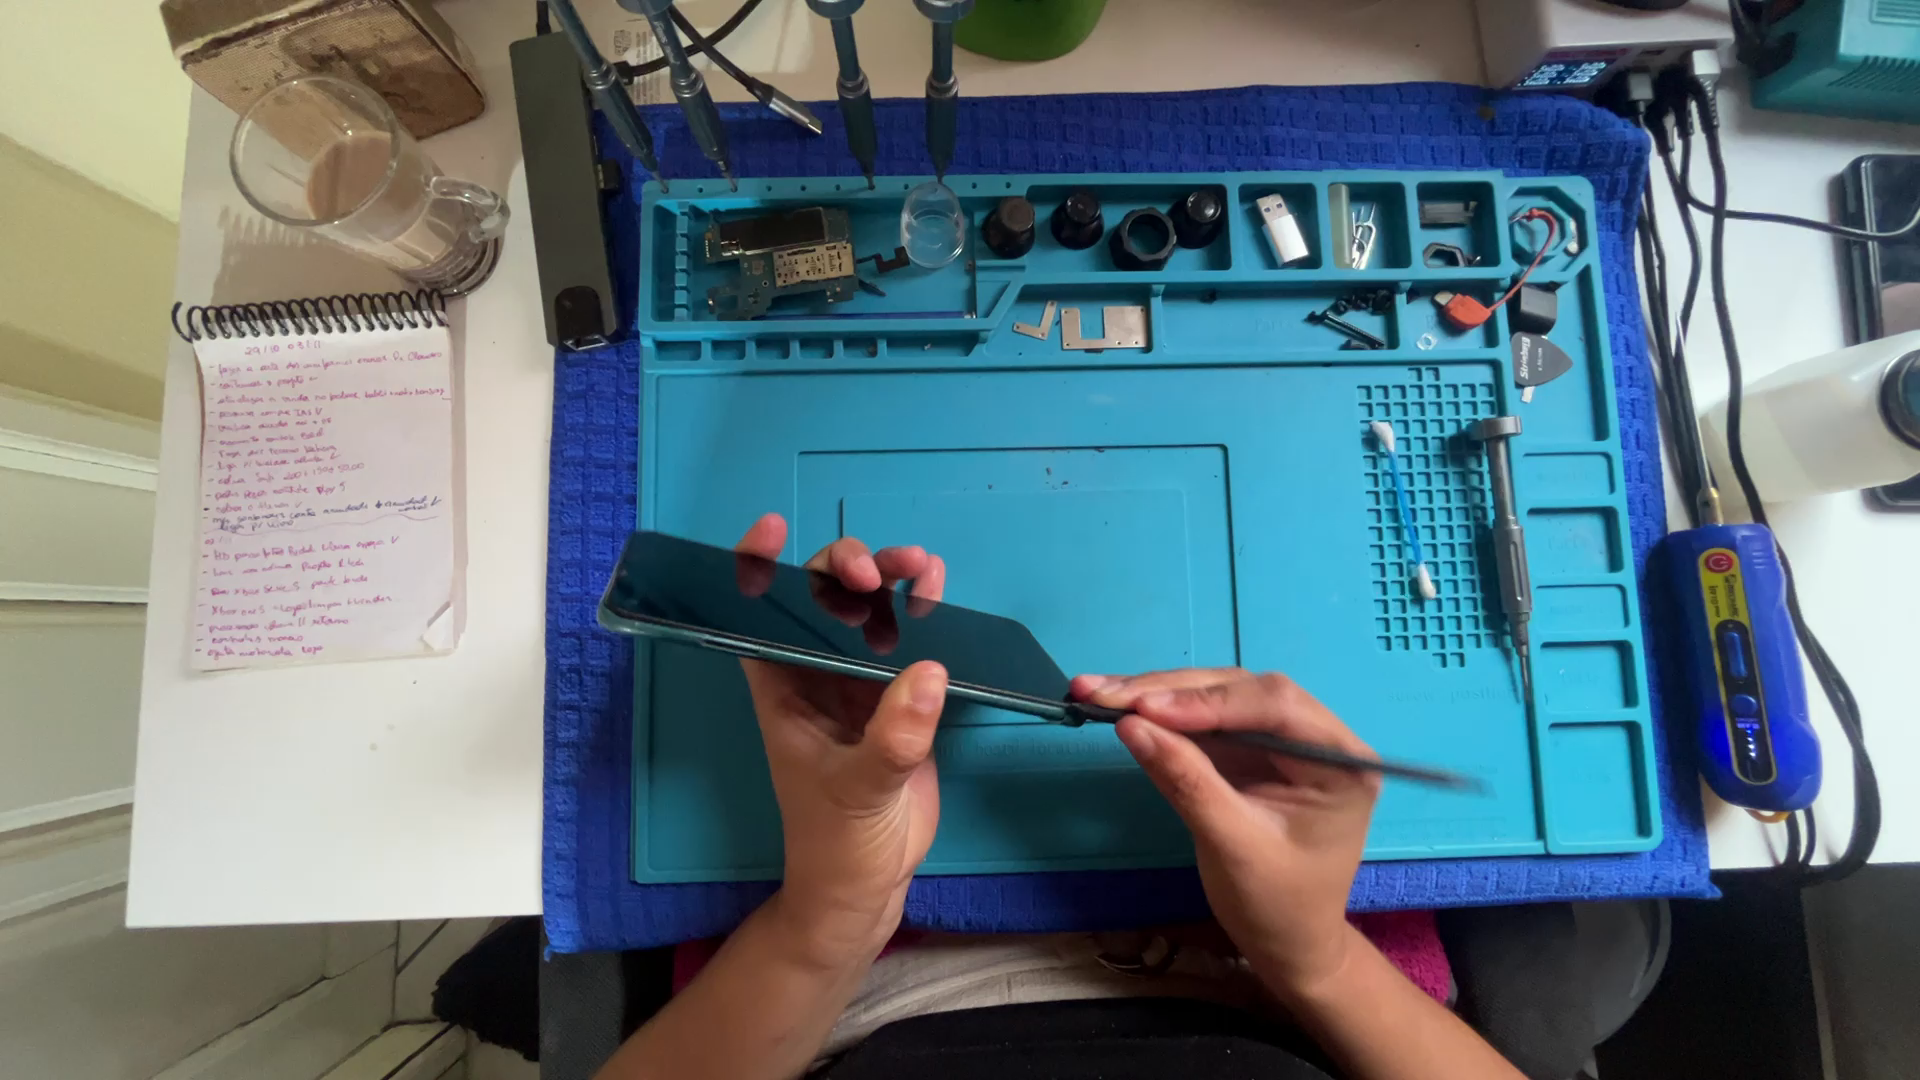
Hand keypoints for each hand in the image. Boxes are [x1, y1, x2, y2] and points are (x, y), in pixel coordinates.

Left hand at [733, 513, 949, 953]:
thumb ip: (893, 738)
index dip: (755, 566)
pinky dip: (921, 608)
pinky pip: (908, 635)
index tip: (774, 529)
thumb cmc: (837, 840)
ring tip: (922, 567)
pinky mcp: (898, 693)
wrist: (866, 883)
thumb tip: (930, 671)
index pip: (752, 613)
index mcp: (782, 686)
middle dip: (843, 568)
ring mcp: (859, 679)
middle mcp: (816, 671)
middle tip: (877, 573)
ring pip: (868, 608)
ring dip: (890, 578)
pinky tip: (936, 591)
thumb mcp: (859, 791)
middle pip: (820, 597)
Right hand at [1072, 669, 1380, 999]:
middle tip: (1100, 691)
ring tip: (1095, 690)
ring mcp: (1274, 735)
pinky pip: (1197, 714)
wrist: (1286, 943)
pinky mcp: (1244, 743)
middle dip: (1166, 690)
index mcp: (1340, 759)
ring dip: (1151, 693)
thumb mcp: (1232, 846)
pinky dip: (1154, 709)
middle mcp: (1313, 733)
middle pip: (1236, 689)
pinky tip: (1117, 702)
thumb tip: (1129, 725)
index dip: (1206, 701)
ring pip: (1211, 693)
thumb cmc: (1275, 904)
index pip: (1273, 705)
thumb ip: (1186, 781)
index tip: (1143, 708)